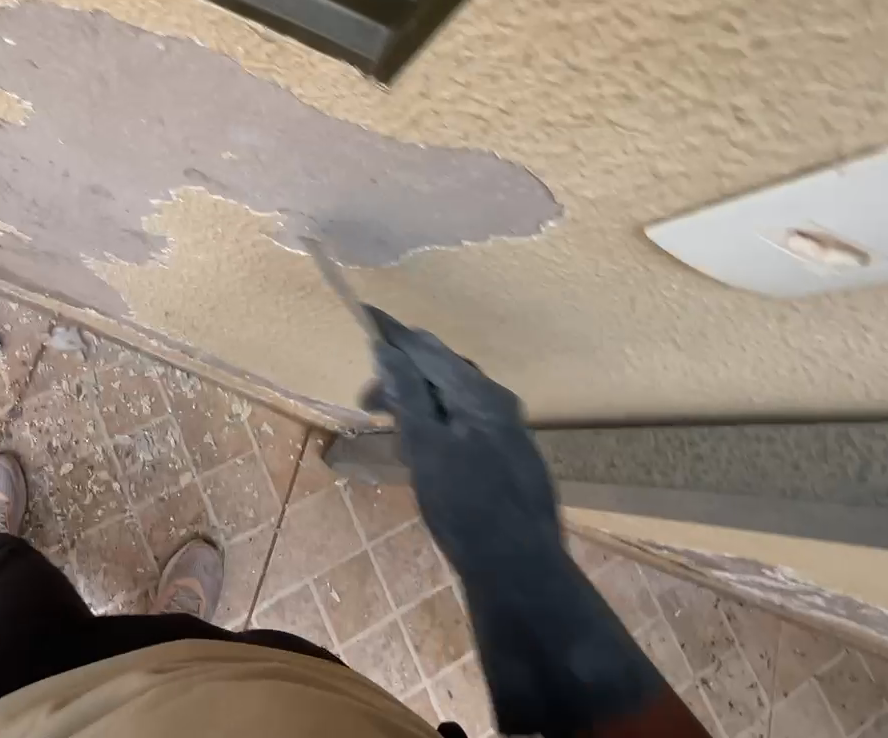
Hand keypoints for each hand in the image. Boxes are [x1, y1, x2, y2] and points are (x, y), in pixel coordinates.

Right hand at [360, 306, 561, 575]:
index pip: (428, 348)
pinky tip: (423, 452)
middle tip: (368, 404)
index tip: (366, 315)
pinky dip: (436, 425)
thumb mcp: (426, 446)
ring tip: (393, 432)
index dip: (394, 334)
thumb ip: (408, 394)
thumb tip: (388, 348)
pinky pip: (465, 424)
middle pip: (441, 372)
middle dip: (402, 378)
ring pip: (453, 400)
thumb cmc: (464, 505)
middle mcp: (499, 403)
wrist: (520, 571)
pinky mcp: (509, 458)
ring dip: (418, 404)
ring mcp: (508, 431)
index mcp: (480, 394)